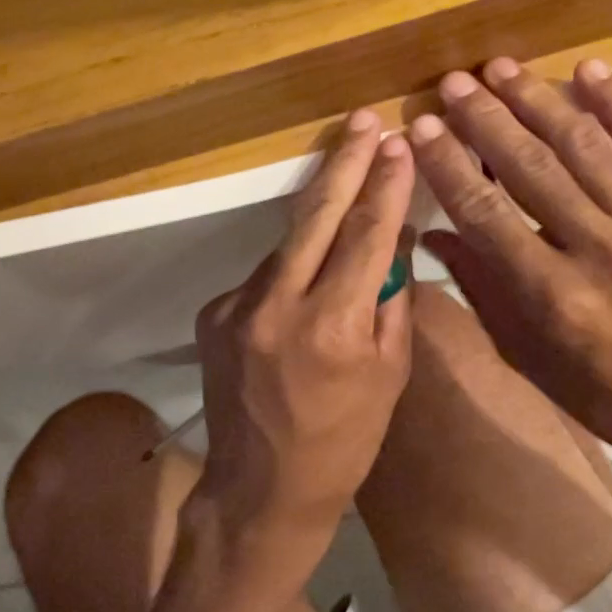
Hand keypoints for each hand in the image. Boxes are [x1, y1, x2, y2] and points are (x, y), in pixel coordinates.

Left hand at [193, 109, 415, 532]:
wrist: (262, 490)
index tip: (398, 144)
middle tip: (364, 121)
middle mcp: (279, 305)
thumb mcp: (389, 374)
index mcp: (335, 326)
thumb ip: (391, 300)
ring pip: (287, 243)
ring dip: (318, 216)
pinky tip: (307, 284)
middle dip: (345, 163)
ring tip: (347, 187)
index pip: (367, 235)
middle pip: (316, 215)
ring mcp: (237, 307)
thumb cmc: (344, 440)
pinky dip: (290, 268)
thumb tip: (393, 240)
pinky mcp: (213, 314)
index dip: (386, 185)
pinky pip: (263, 274)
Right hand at [406, 57, 611, 516]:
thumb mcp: (528, 358)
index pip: (488, 215)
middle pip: (533, 168)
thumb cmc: (607, 396)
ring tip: (501, 66)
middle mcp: (598, 250)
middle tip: (452, 82)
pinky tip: (590, 69)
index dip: (450, 166)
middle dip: (486, 119)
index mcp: (554, 296)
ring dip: (539, 100)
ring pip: (585, 147)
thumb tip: (434, 235)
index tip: (421, 127)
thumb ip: (482, 292)